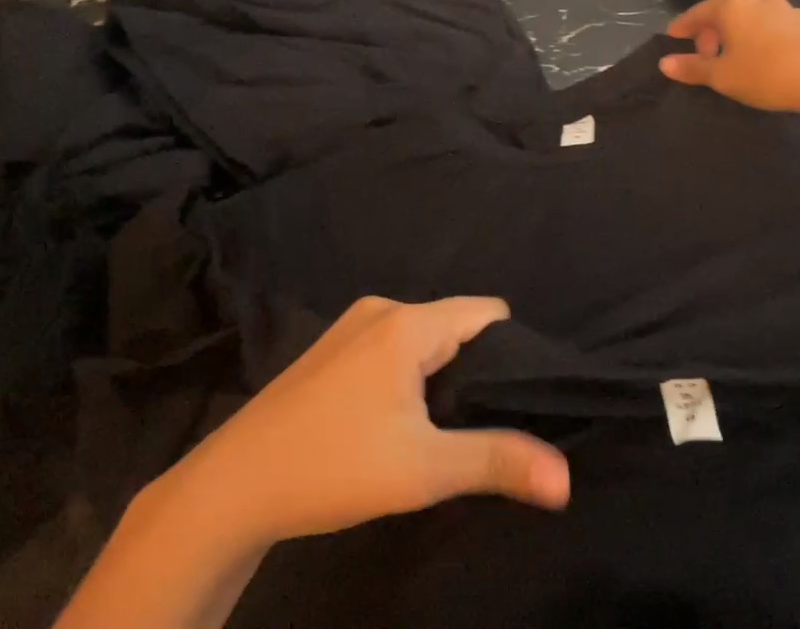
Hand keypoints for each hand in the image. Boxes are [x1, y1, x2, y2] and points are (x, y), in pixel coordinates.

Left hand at [158, 295, 570, 545]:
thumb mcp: (424, 470)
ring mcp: (349, 330)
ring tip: (446, 427)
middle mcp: (380, 311)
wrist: (232, 488)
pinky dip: (409, 378)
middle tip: (485, 422)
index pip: (488, 313)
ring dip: (441, 377)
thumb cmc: (334, 466)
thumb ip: (498, 462)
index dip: (514, 351)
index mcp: (407, 324)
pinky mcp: (329, 353)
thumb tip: (567, 478)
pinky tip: (398, 422)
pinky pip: (392, 350)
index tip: (523, 397)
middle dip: (477, 369)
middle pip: (456, 325)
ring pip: (423, 340)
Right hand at [659, 0, 799, 112]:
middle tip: (705, 54)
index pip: (697, 13)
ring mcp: (783, 7)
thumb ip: (692, 67)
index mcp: (730, 6)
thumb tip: (664, 63)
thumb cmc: (763, 74)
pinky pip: (771, 23)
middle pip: (724, 9)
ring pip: (749, 14)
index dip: (682, 27)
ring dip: (736, 30)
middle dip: (710, 29)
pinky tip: (764, 52)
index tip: (673, 39)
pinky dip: (759, 33)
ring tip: (734, 54)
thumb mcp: (721, 76)